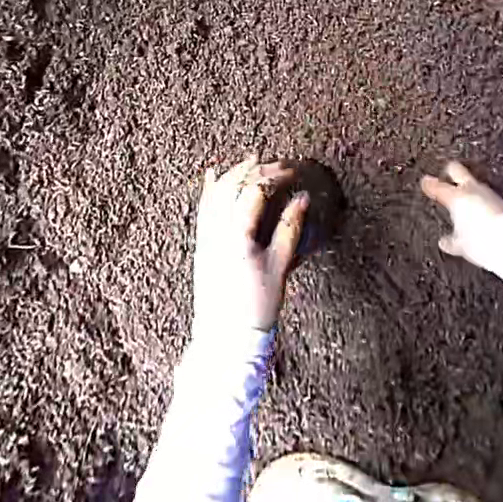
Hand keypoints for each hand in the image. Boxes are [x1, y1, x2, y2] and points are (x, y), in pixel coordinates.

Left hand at [192, 155, 310, 334]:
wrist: (225, 340)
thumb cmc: (255, 307)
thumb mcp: (280, 266)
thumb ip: (289, 228)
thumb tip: (301, 198)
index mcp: (238, 237)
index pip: (255, 191)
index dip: (274, 176)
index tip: (292, 172)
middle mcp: (217, 233)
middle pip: (233, 186)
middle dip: (255, 169)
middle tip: (276, 164)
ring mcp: (206, 239)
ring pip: (215, 194)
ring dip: (233, 174)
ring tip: (249, 161)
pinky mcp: (202, 246)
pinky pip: (203, 209)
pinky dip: (210, 189)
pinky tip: (212, 176)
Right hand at [418, 160, 502, 264]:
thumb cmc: (482, 241)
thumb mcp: (460, 244)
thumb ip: (451, 240)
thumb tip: (445, 242)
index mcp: (455, 197)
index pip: (437, 186)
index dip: (429, 184)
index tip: (426, 182)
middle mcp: (472, 190)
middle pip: (457, 170)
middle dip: (450, 170)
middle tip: (446, 173)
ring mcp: (489, 193)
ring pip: (474, 182)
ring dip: (469, 186)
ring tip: (465, 193)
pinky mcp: (502, 200)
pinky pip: (488, 196)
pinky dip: (483, 199)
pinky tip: (483, 208)